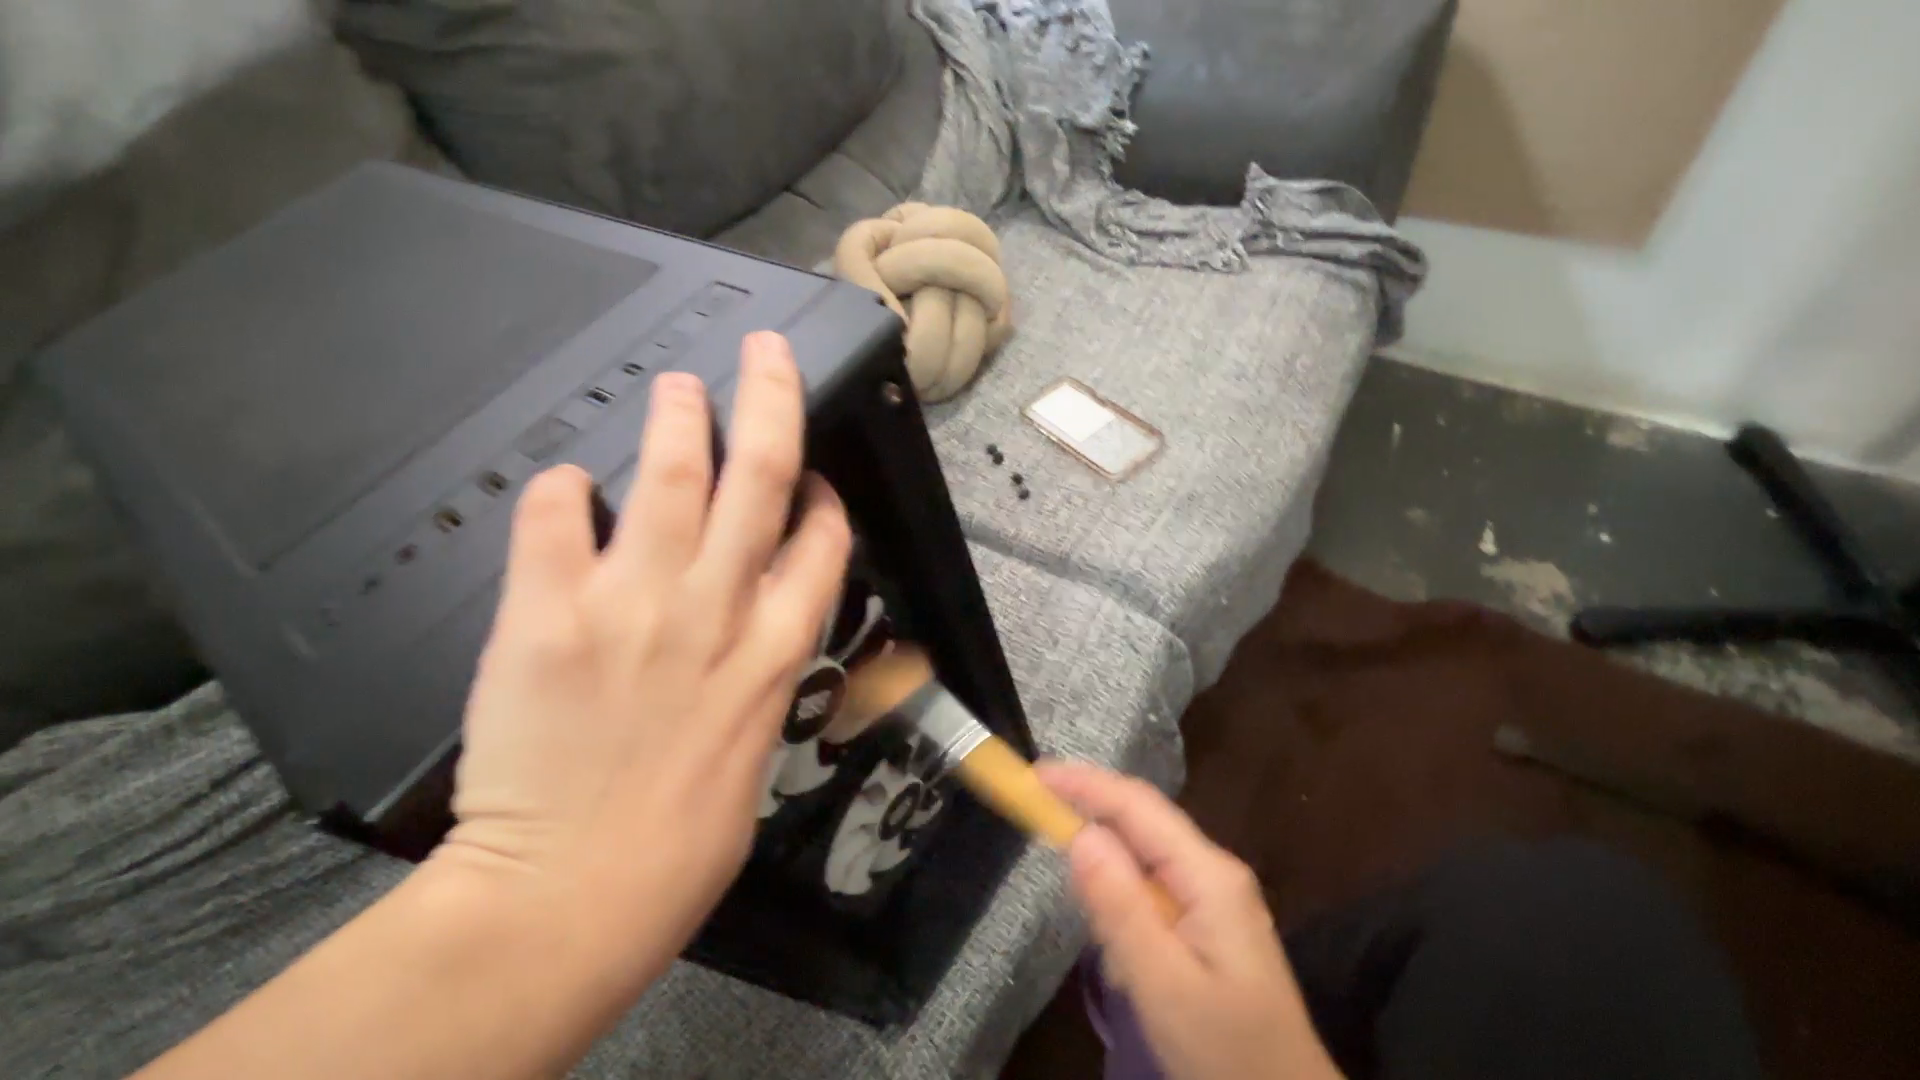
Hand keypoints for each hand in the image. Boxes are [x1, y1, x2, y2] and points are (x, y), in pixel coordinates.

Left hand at [438, 331, 851, 987]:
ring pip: (669, 476)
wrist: (574, 894)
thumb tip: (742, 625)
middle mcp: (717, 610)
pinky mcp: (548, 614)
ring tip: (679, 388)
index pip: (821, 542)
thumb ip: (753, 673)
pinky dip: (561, 491)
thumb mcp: (753, 748)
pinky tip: (564, 486)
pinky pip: (555, 517)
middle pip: (760, 476)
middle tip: (763, 355)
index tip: (811, 483)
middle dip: (770, 401)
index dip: (821, 499)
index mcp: (774, 651)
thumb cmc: (681, 842)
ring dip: (678, 419)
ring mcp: (635, 605)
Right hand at [1039, 763, 1343, 1079]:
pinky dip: (1119, 887)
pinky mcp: (1208, 924)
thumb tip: (1080, 835)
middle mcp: (1213, 872)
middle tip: (1032, 805)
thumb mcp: (1163, 983)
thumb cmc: (1226, 1048)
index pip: (1137, 807)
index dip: (1083, 784)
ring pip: (1145, 854)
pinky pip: (1153, 886)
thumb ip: (1120, 908)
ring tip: (1058, 848)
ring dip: (1102, 849)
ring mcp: (1214, 898)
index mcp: (1207, 875)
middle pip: (1142, 822)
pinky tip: (1104, 915)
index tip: (1033, 774)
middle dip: (1088, 806)